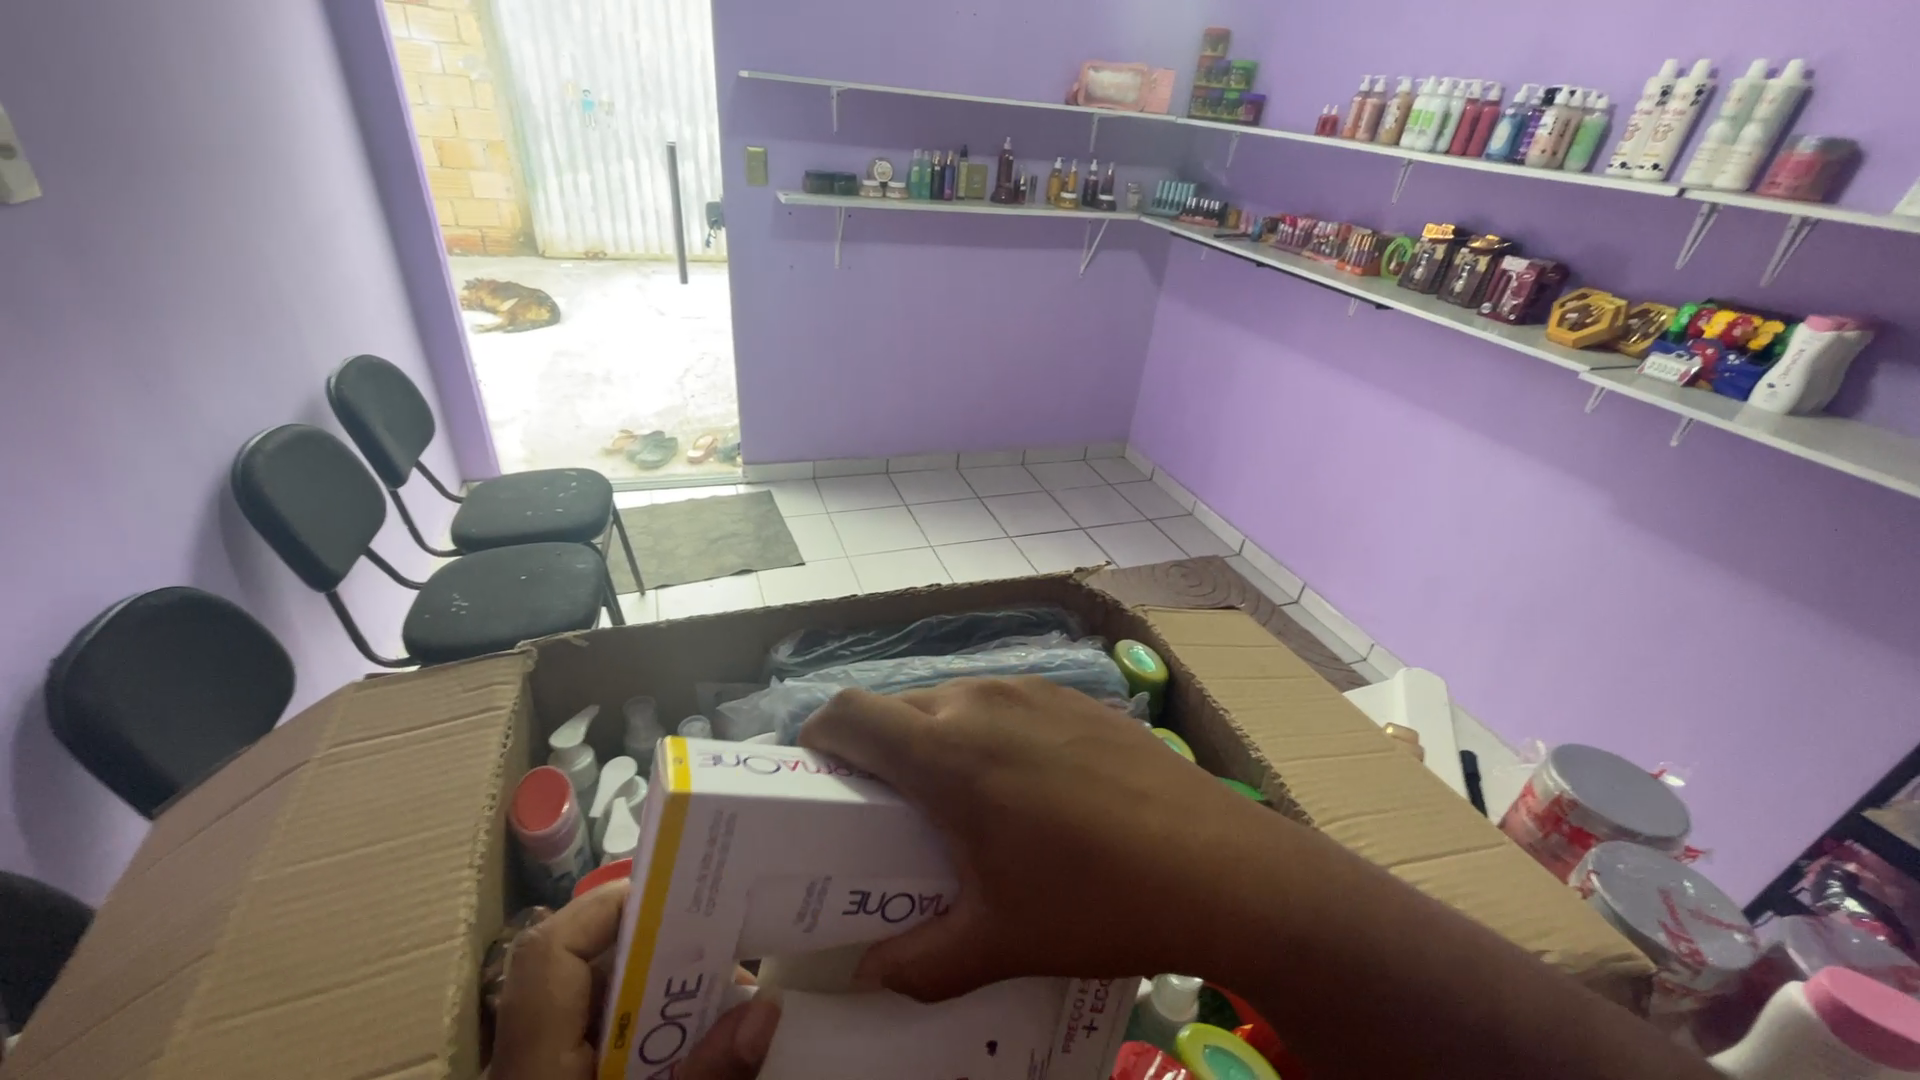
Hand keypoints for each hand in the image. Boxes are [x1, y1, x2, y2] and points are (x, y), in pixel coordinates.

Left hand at [491, 879, 779, 1079]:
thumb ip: (704, 1079)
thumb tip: (768, 1012)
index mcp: (531, 1066)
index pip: (546, 951)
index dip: (603, 908)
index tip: (673, 898)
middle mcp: (525, 1062)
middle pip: (582, 972)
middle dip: (660, 954)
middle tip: (726, 952)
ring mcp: (540, 1079)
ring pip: (598, 1007)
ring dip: (664, 996)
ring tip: (726, 1002)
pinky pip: (603, 1044)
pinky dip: (651, 1035)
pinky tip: (698, 1049)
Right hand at [798, 677, 1270, 1000]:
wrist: (1218, 866)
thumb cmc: (1094, 901)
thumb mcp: (997, 942)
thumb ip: (918, 964)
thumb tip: (872, 976)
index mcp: (947, 753)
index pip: (848, 714)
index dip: (818, 737)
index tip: (815, 775)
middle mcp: (982, 703)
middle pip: (898, 707)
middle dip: (876, 747)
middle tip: (886, 804)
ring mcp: (1036, 691)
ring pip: (954, 700)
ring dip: (935, 736)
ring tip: (958, 795)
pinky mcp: (1078, 698)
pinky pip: (1006, 701)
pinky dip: (987, 729)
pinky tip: (1025, 782)